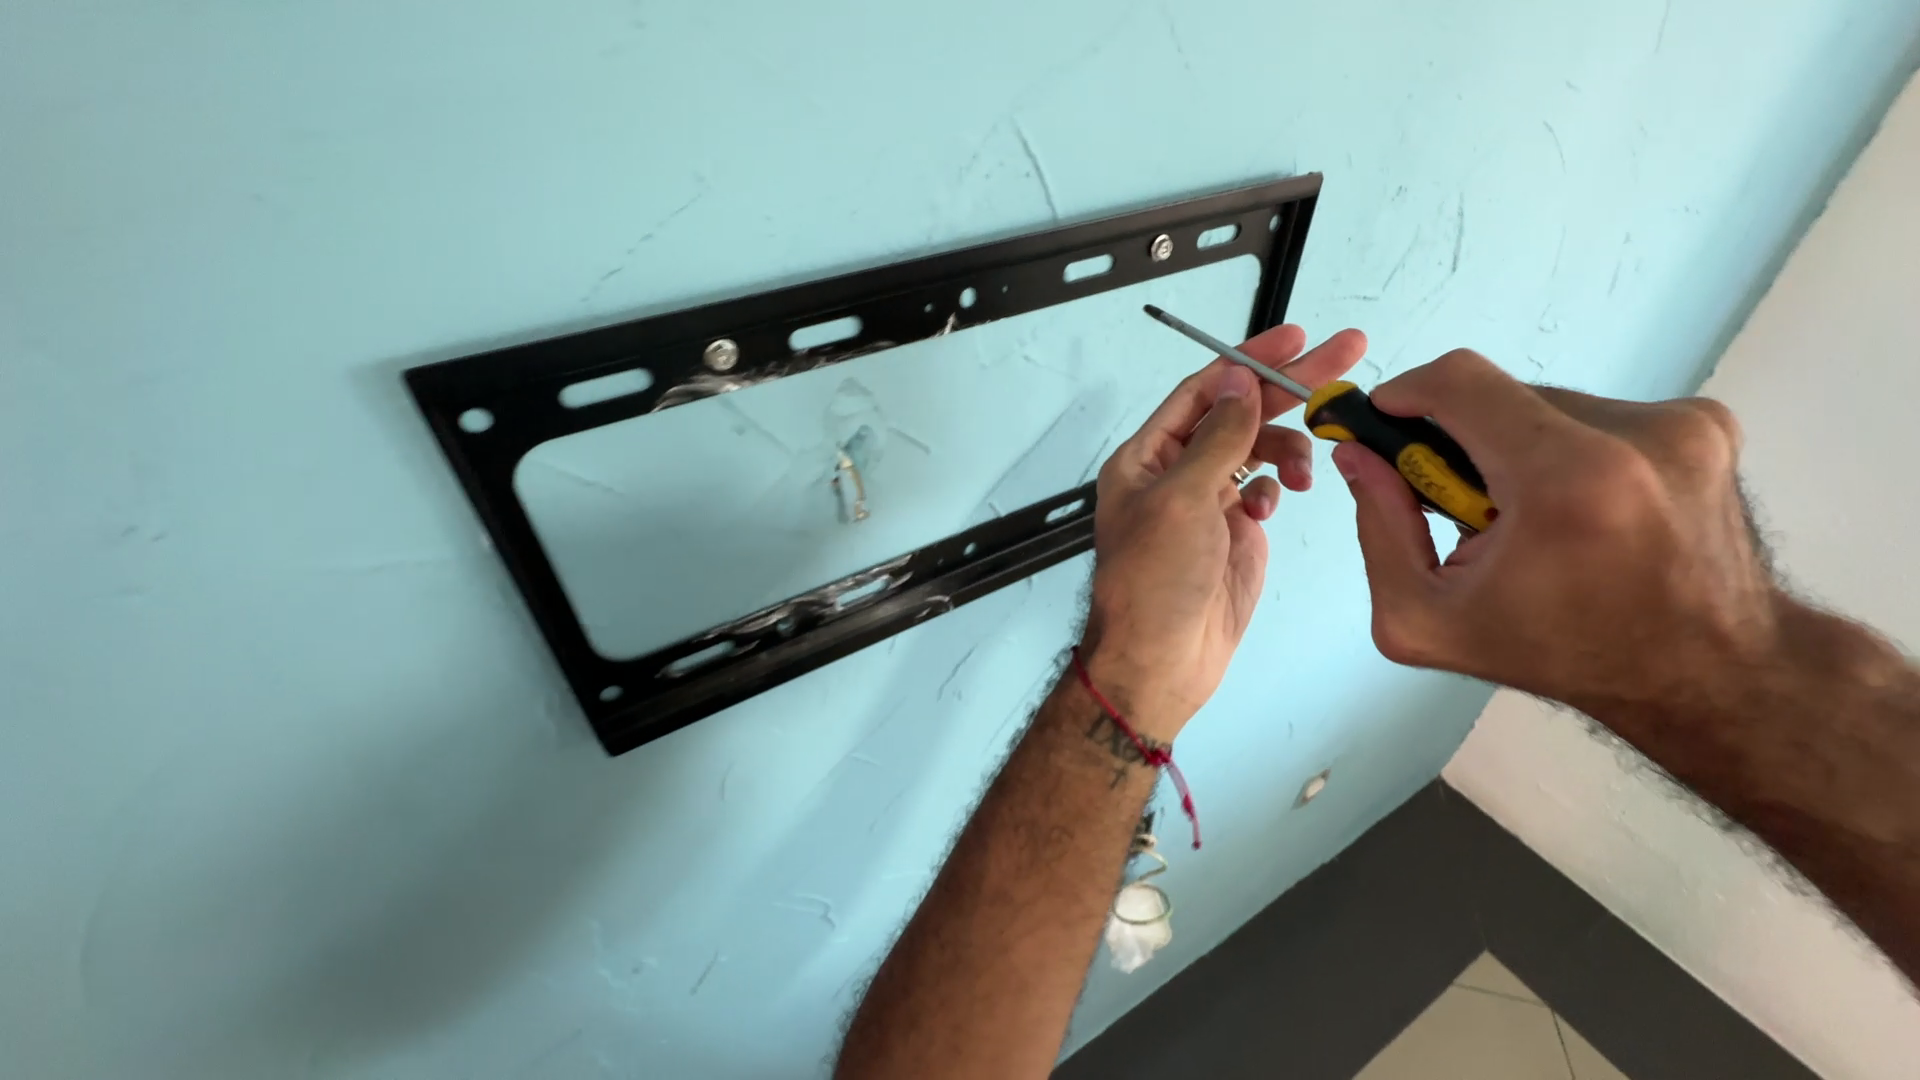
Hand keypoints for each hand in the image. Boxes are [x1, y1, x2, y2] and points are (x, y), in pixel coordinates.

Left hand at [1081, 324, 1367, 737]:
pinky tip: (1275, 503)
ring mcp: (1207, 501)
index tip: (1297, 336)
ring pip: (1256, 450)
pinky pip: (1262, 489)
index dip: (1248, 361)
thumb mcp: (1181, 500)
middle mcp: (1175, 472)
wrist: (1164, 661)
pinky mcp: (1234, 531)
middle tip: (1347, 354)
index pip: (1203, 392)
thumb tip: (1238, 381)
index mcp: (1147, 457)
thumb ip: (1216, 438)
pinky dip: (1276, 486)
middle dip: (1288, 387)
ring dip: (1286, 447)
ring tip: (1302, 472)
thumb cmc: (1156, 582)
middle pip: (1238, 414)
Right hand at [1333, 349, 1779, 710]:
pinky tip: (1571, 509)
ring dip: (1509, 446)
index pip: (1460, 382)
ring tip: (1520, 516)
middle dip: (1457, 437)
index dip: (1404, 392)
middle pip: (1499, 396)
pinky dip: (1561, 451)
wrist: (1711, 675)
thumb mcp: (1421, 620)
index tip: (1380, 420)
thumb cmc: (1554, 653)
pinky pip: (1594, 415)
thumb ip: (1377, 530)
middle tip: (1450, 498)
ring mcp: (1683, 423)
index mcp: (1566, 482)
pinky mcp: (1709, 424)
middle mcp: (1636, 434)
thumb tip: (1356, 456)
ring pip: (1545, 405)